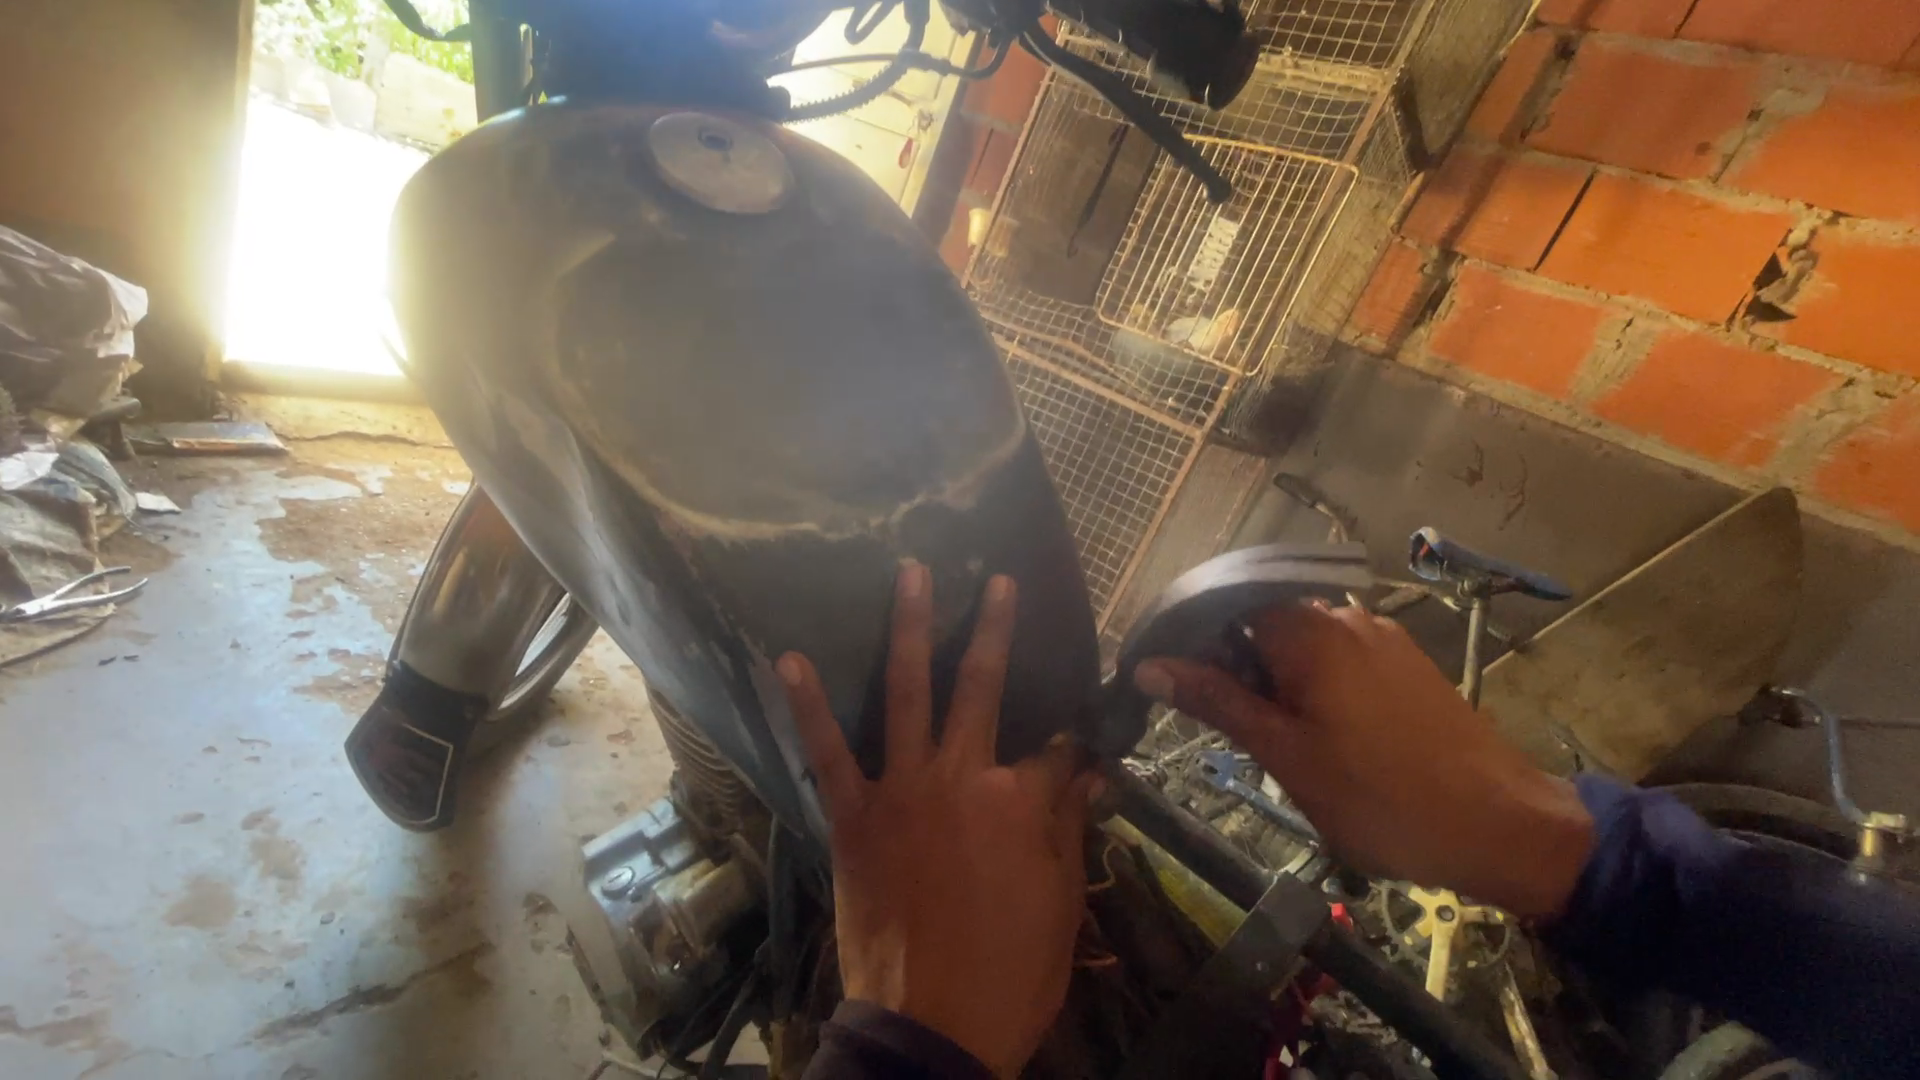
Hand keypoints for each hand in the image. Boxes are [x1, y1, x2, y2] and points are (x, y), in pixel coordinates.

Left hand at [778, 563, 1094, 1076]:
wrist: (931, 1030)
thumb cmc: (1010, 971)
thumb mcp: (1061, 902)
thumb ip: (1071, 825)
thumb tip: (1091, 770)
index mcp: (1019, 799)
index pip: (1053, 750)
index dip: (1068, 746)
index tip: (1073, 742)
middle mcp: (962, 775)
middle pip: (983, 687)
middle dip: (995, 628)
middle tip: (997, 581)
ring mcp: (903, 787)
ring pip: (909, 691)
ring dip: (911, 628)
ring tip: (910, 573)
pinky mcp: (854, 813)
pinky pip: (827, 750)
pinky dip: (808, 704)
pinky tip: (788, 658)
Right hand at [1133, 604, 1593, 916]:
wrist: (1505, 830)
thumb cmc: (1379, 796)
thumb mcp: (1284, 754)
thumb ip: (1215, 701)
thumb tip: (1148, 666)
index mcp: (1308, 631)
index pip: (1225, 606)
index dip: (1192, 639)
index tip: (1174, 681)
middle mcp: (1343, 617)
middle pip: (1261, 620)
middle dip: (1232, 661)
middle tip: (1225, 721)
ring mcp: (1380, 636)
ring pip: (1298, 640)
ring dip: (1271, 674)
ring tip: (1271, 732)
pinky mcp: (1404, 660)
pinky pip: (1336, 654)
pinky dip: (1309, 679)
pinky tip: (1316, 727)